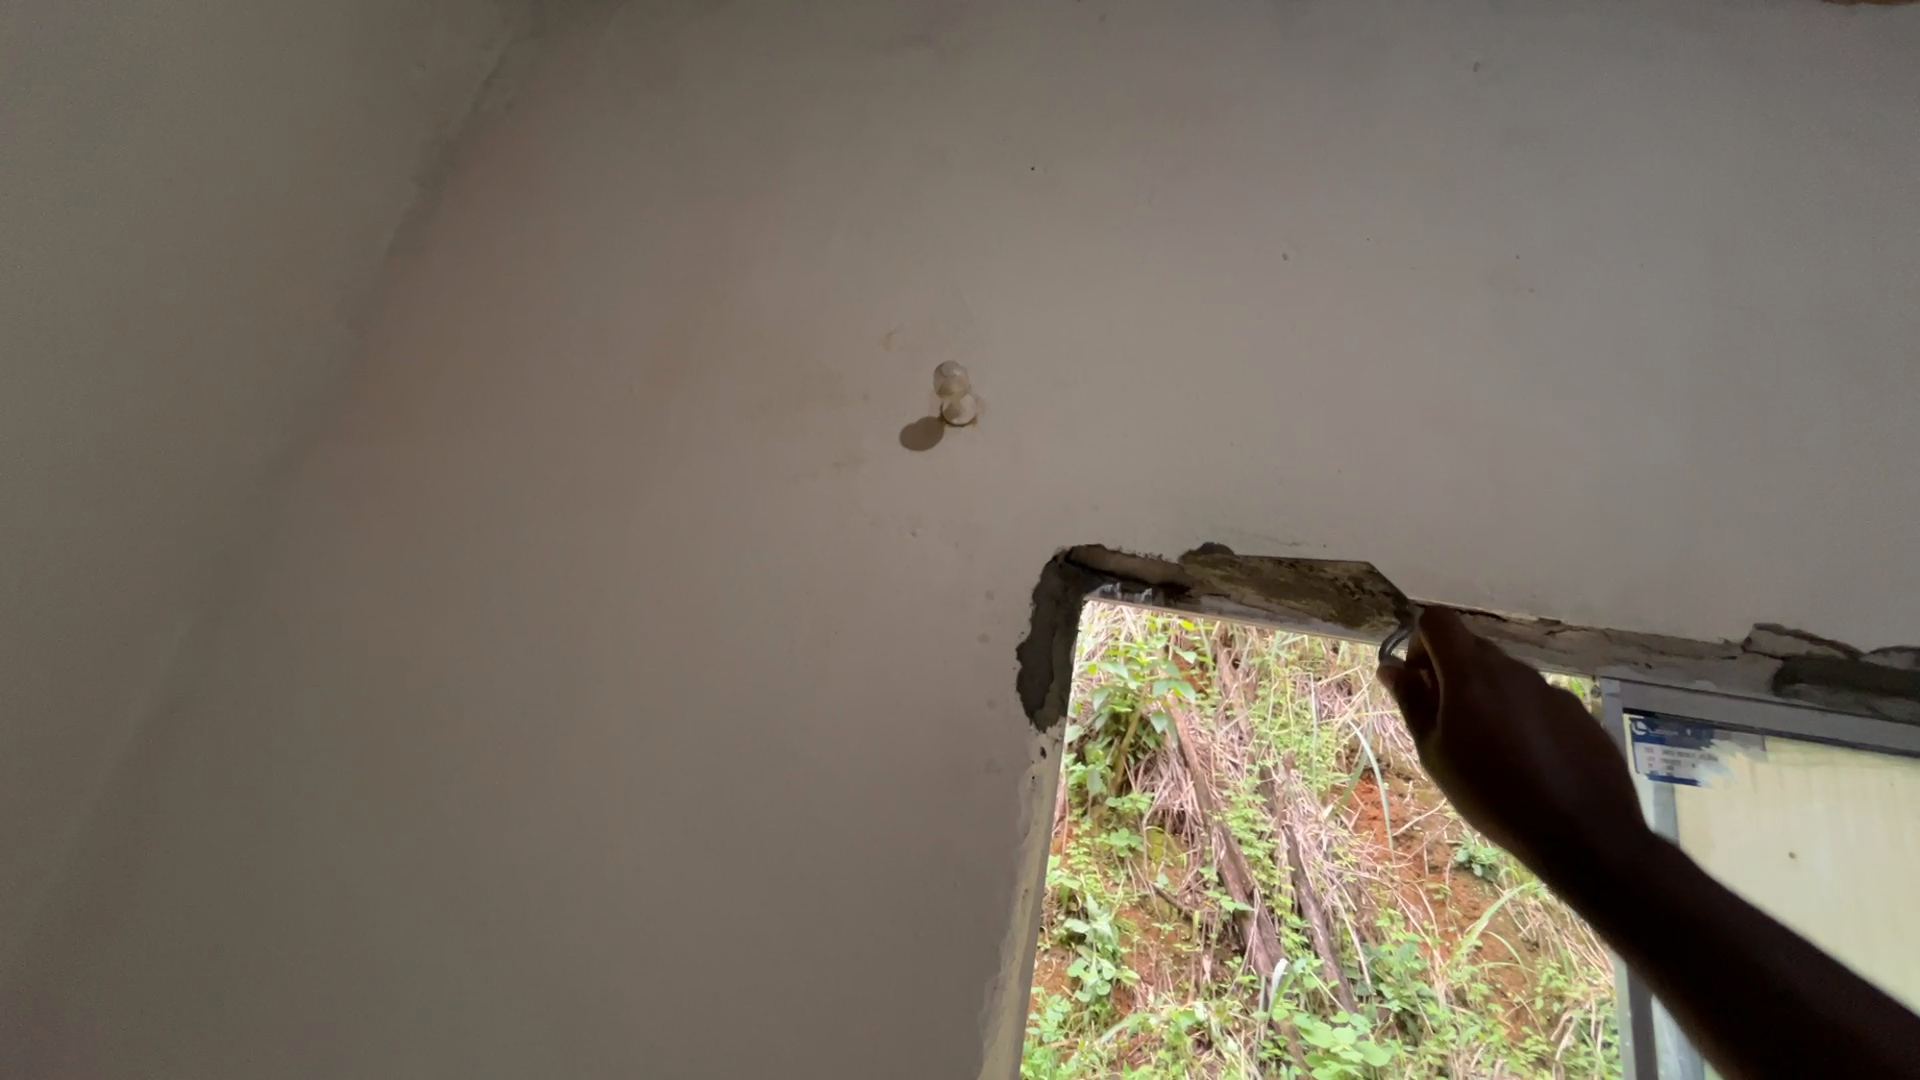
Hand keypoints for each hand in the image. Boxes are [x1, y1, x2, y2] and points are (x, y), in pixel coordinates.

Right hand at [1376, 607, 1649, 873]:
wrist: (1584, 835)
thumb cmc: (1490, 793)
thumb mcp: (1433, 750)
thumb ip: (1411, 701)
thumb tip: (1390, 666)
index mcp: (1470, 674)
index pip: (1437, 621)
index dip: (1420, 641)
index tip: (1419, 680)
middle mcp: (1512, 670)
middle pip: (1471, 647)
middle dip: (1450, 670)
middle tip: (1445, 718)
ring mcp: (1550, 690)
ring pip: (1504, 675)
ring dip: (1486, 694)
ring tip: (1488, 745)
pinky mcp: (1579, 713)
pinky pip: (1536, 700)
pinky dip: (1520, 715)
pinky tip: (1527, 760)